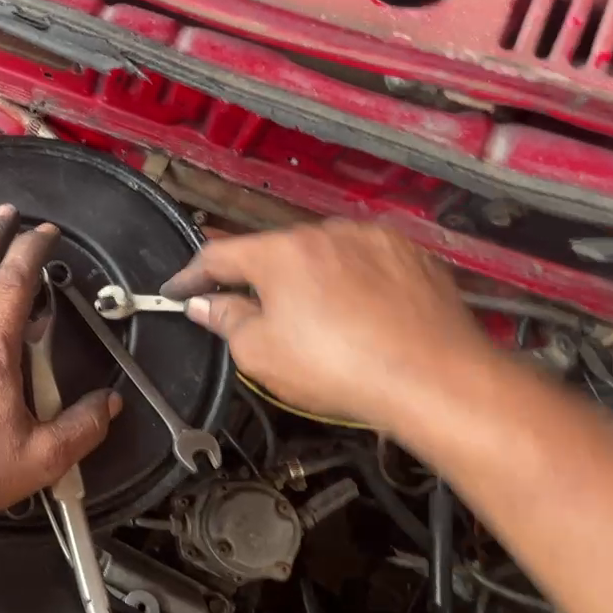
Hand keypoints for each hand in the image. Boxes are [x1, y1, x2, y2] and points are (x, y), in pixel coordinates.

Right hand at [160, 220, 490, 427]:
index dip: (190, 275)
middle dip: (253, 278)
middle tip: (242, 309)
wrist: (435, 380)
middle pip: (272, 252)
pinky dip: (346, 280)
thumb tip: (205, 303)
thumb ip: (225, 319)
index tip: (177, 290)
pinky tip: (351, 313)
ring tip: (305, 317)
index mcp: (280, 252)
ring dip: (302, 278)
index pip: (218, 254)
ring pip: (319, 254)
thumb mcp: (259, 353)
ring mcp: (373, 240)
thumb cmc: (338, 368)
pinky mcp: (411, 255)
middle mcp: (325, 233)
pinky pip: (361, 261)